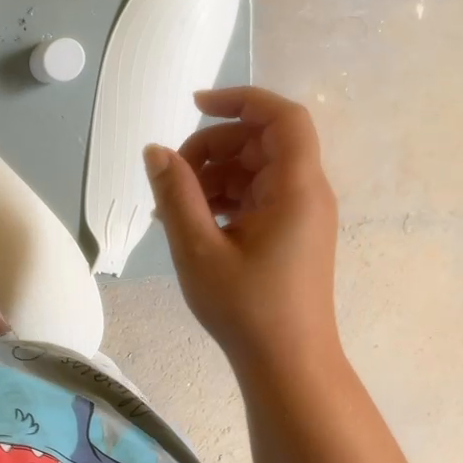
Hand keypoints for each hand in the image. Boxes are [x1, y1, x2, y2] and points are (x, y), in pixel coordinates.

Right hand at [145, 87, 339, 369]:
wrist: (287, 362)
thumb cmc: (245, 306)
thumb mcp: (197, 248)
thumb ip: (176, 193)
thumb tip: (155, 150)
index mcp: (296, 188)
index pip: (282, 117)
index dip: (240, 100)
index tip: (194, 105)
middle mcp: (306, 193)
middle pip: (261, 141)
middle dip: (213, 147)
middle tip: (171, 178)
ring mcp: (300, 214)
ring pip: (255, 168)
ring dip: (212, 175)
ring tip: (173, 209)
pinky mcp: (289, 233)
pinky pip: (256, 195)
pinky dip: (222, 197)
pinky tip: (190, 222)